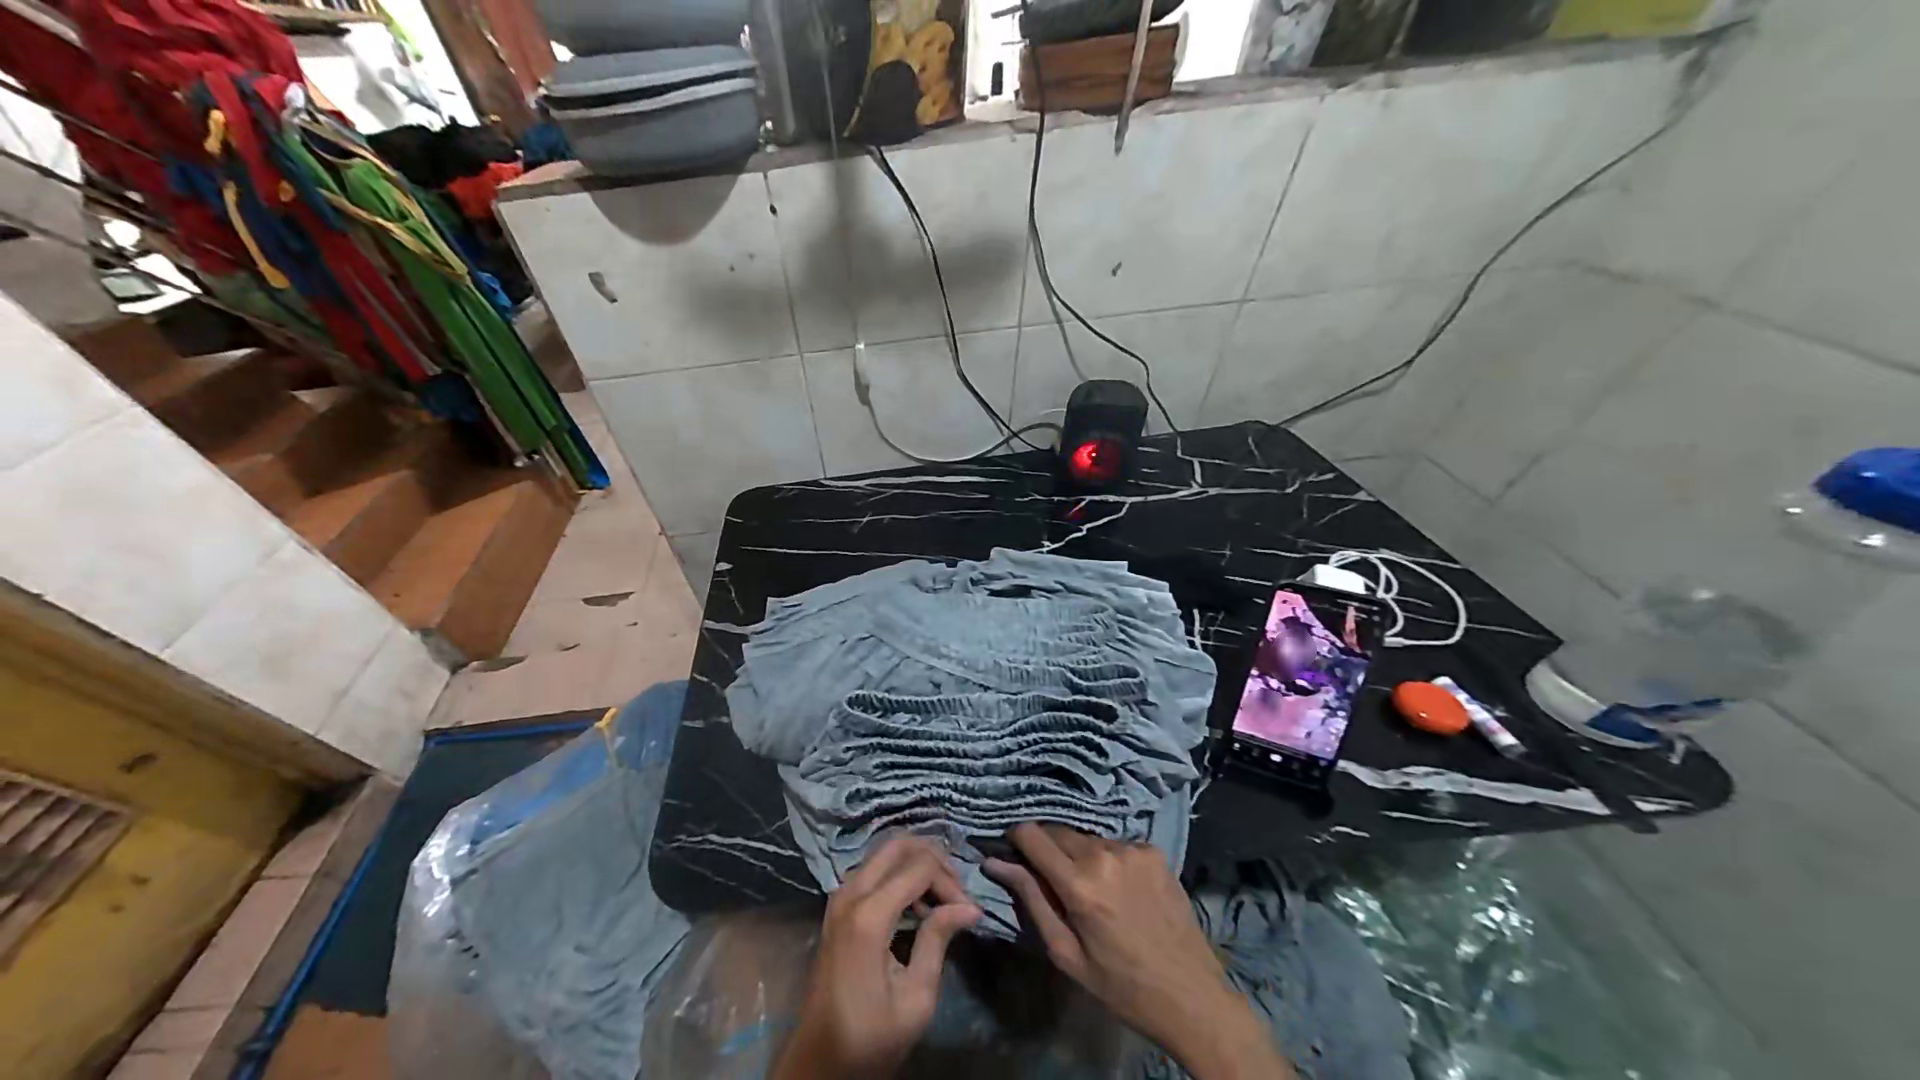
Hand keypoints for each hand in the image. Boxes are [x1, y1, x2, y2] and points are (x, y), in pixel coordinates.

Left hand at [772, 831, 981, 1079]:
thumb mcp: (915, 998)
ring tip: (941, 900)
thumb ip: (937, 940)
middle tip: (956, 893)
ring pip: (884, 853)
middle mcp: (850, 894)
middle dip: (934, 860)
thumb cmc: (870, 1037)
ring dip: (916, 865)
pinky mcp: (837, 906)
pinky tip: (916, 905)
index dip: (950, 883)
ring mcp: (839, 897)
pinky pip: (873, 870)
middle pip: (899, 845)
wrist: (818, 1061)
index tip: (968, 913)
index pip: (920, 867)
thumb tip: (970, 906)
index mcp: (868, 915)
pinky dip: (899, 874)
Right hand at [984, 824, 1294, 1079]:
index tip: (1012, 851)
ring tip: (1088, 887)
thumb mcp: (1066, 954)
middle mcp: (1106, 854)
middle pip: (1059, 831)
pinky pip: (1116, 844)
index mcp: (1080, 884)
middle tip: (1048, 877)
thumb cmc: (1121, 986)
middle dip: (1046, 847)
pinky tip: (1119, 887)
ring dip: (1078, 853)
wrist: (1192, 998)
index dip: (1016, 838)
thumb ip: (1031, 900)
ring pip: (1087, 837)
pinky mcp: (1155, 851)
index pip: (1032, 834)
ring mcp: (1134, 849)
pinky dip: (1108, 859)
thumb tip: (996, 863)